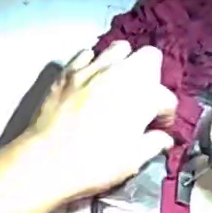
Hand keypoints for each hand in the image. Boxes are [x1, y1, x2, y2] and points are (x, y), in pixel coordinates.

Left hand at [8, 42, 175, 205]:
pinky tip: (89, 80)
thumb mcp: (131, 161)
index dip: (165, 115)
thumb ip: (152, 144)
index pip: (166, 99)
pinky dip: (91, 63)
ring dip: (123, 63)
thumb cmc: (93, 164)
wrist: (45, 161)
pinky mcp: (67, 72)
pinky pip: (85, 55)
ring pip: (118, 49)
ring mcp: (92, 70)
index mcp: (144, 96)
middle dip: (151, 75)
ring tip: (117, 82)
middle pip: (149, 58)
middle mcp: (121, 74)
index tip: (158, 127)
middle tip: (141, 97)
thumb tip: (162, 138)